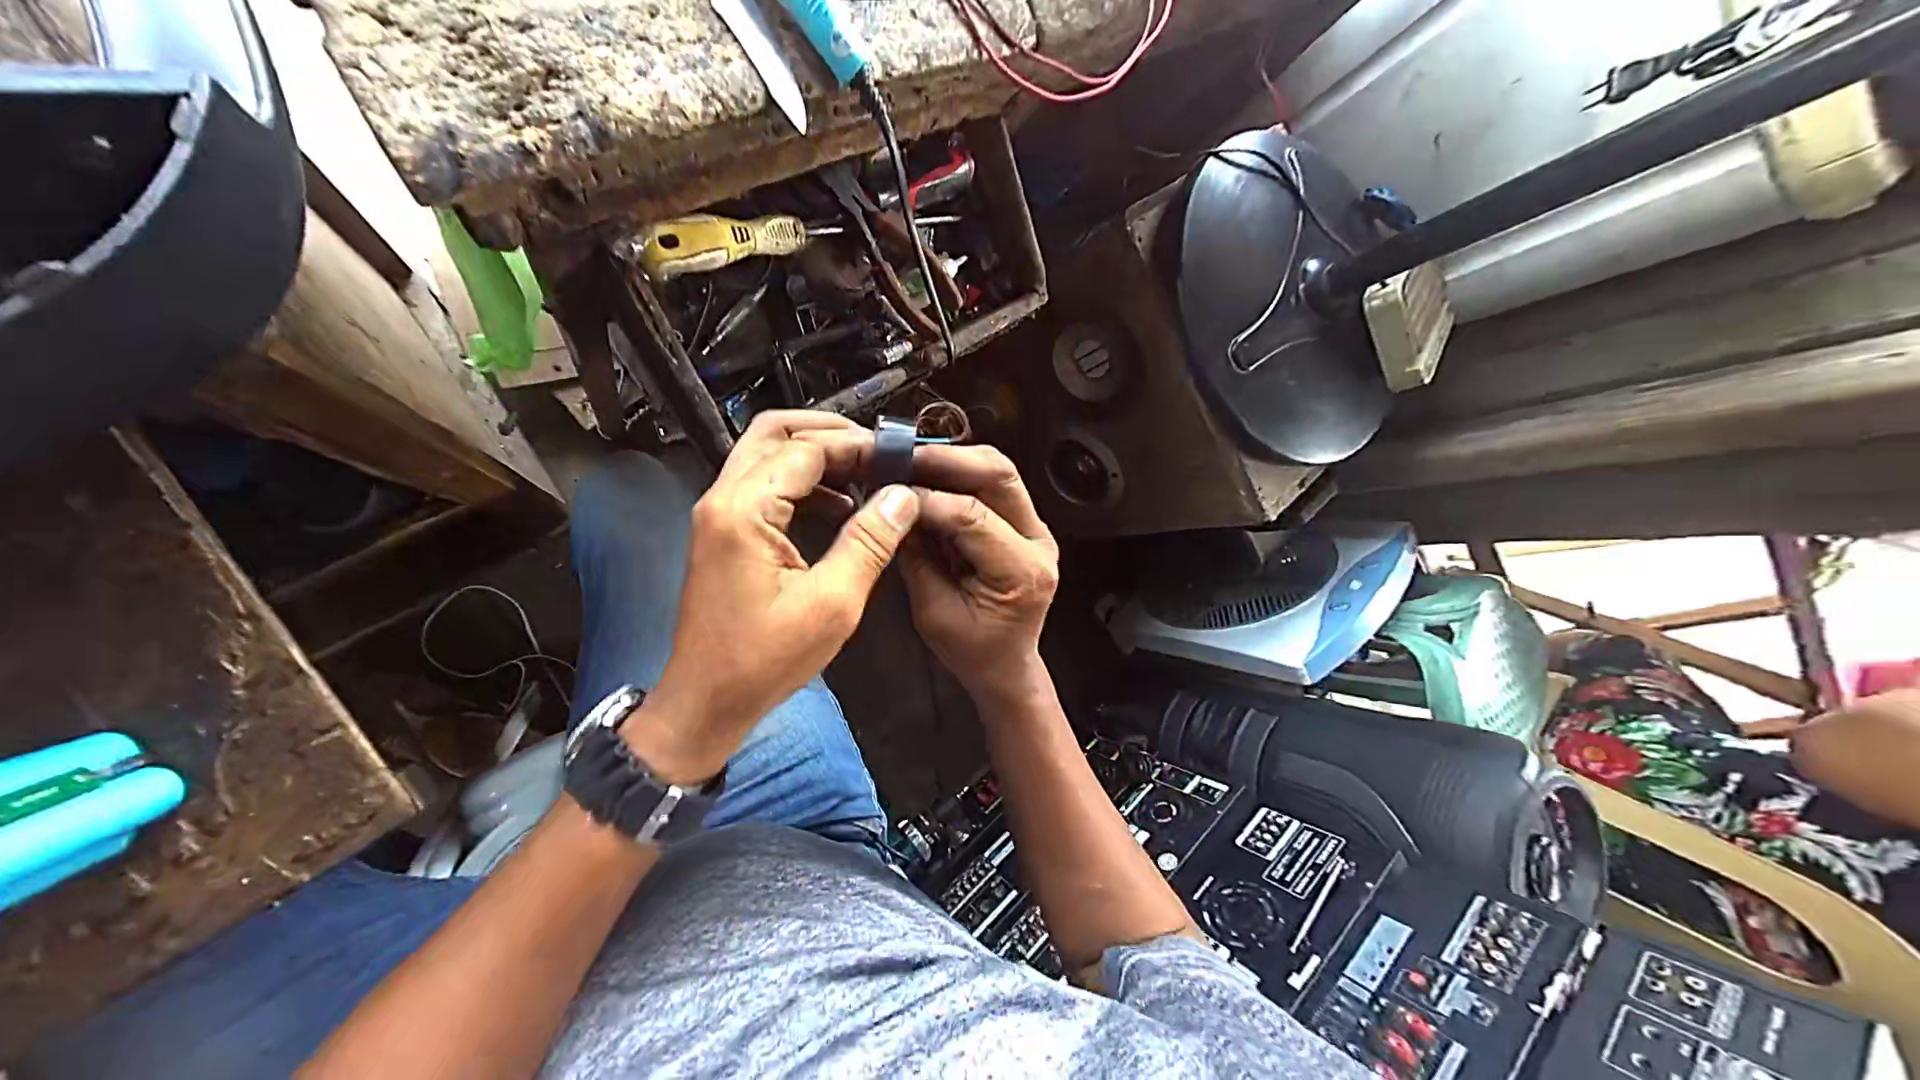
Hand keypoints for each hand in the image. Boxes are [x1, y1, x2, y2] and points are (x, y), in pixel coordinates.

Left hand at [628, 411, 918, 782]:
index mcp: (743, 511)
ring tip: (863, 473)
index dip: (855, 447)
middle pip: (774, 432)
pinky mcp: (723, 532)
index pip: (805, 449)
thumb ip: (869, 542)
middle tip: (876, 450)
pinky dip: (800, 480)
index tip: (894, 458)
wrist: (706, 700)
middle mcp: (722, 500)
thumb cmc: (763, 661)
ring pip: (766, 453)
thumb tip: (902, 498)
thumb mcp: (832, 603)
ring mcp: (718, 515)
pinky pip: (763, 484)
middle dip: (829, 433)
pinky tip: (837, 505)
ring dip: (814, 454)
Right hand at [897, 445, 1059, 703]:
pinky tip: (930, 480)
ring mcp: (1036, 531)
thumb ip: (916, 558)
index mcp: (1022, 572)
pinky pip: (994, 487)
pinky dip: (960, 477)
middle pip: (999, 475)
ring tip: (913, 465)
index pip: (972, 516)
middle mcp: (1038, 543)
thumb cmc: (974, 652)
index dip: (926, 499)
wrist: (1006, 666)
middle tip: (903, 458)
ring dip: (954, 462)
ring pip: (999, 472)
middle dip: (947, 459)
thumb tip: (894, 510)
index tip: (890, 494)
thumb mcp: (933, 613)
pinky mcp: (1024, 526)